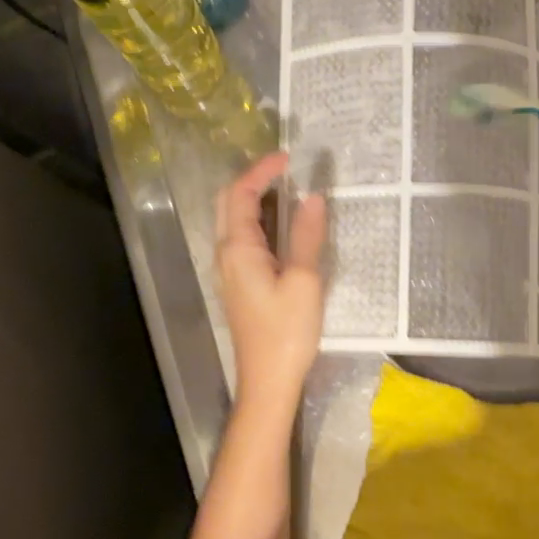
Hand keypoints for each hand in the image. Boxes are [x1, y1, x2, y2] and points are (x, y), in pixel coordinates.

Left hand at [215, 152, 326, 405]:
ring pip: (234, 223)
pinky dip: (260, 223)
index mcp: (238, 249)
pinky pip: (244, 241)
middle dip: (253, 180)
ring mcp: (230, 272)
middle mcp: (226, 255)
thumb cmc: (286, 332)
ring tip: (289, 190)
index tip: (288, 158)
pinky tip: (285, 228)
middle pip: (228, 204)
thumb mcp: (304, 281)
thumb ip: (306, 236)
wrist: (267, 380)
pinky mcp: (240, 286)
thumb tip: (312, 196)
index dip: (261, 170)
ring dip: (256, 201)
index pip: (239, 194)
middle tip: (286, 170)